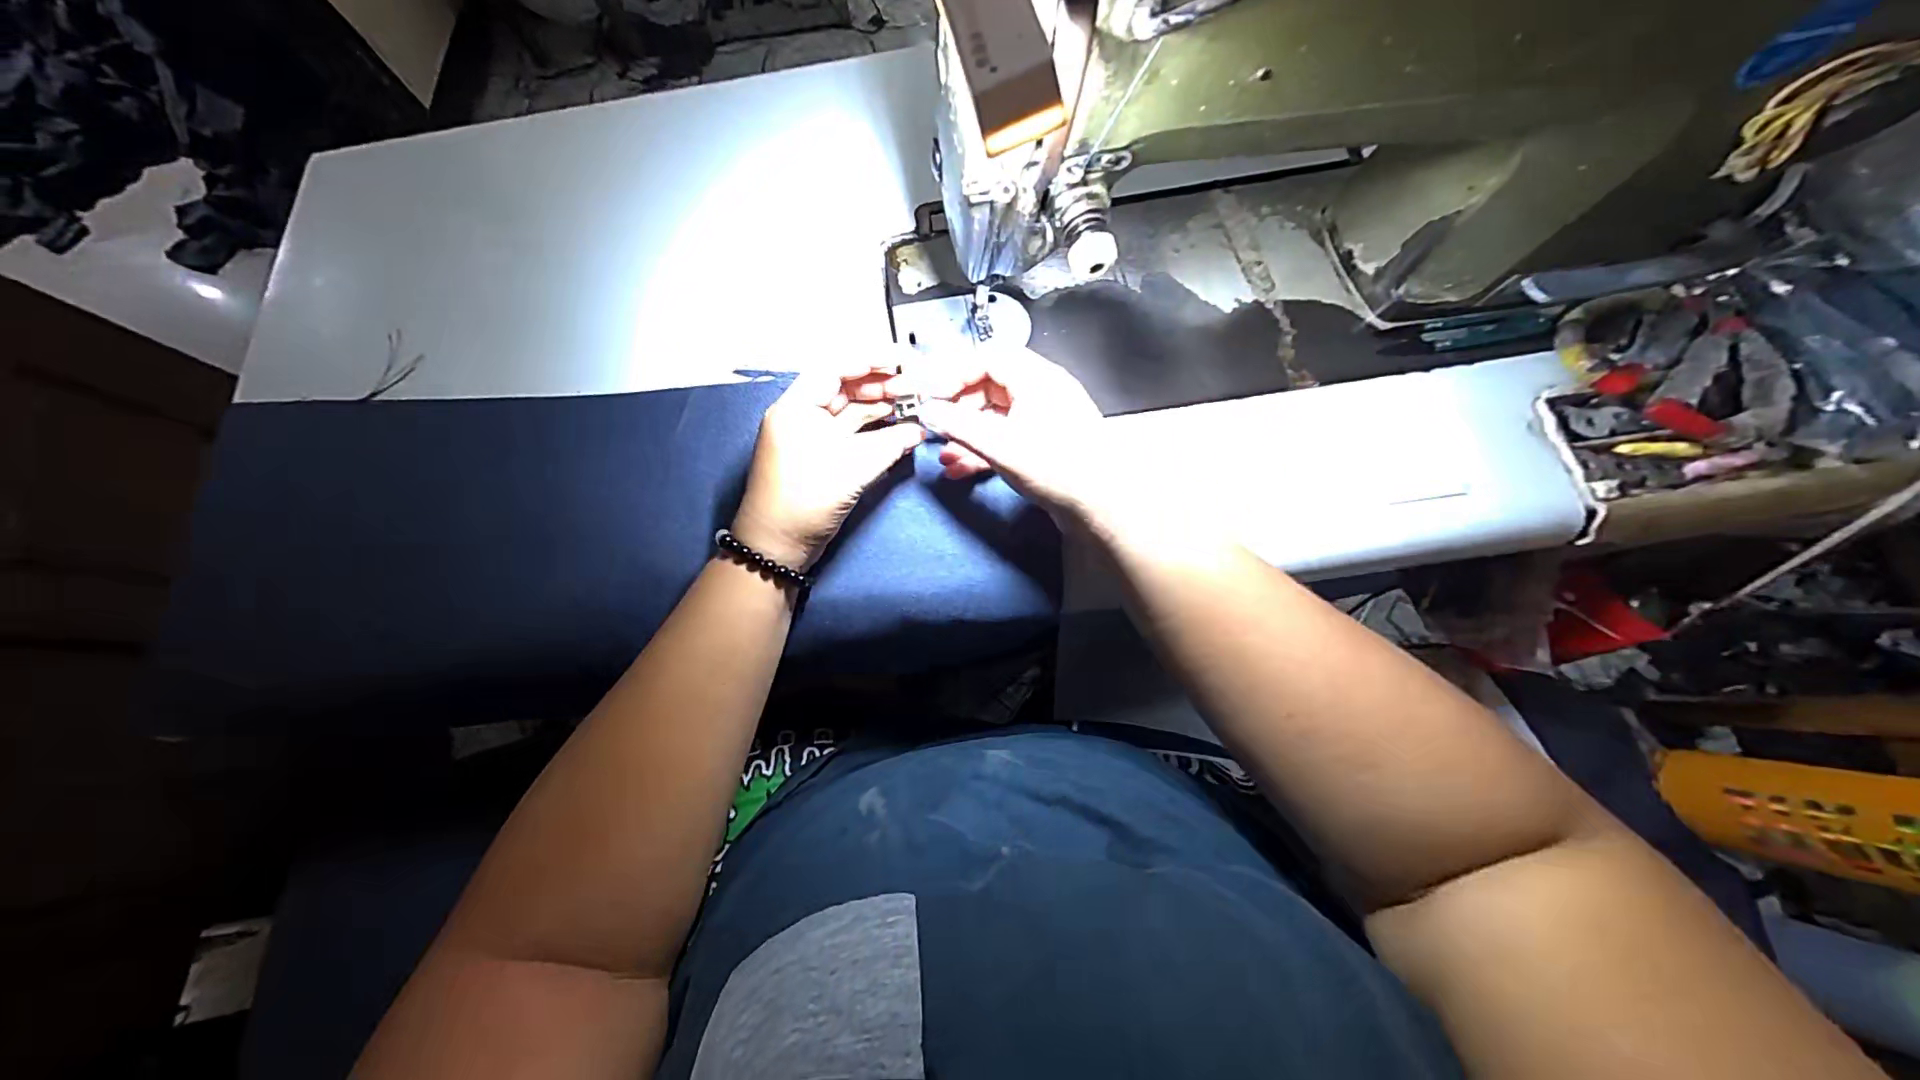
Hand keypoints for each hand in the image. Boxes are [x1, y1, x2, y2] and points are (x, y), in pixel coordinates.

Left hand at [731, 360, 923, 570]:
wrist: (776, 545)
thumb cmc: (804, 500)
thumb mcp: (852, 468)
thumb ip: (890, 445)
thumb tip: (918, 430)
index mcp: (797, 407)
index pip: (836, 367)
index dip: (871, 359)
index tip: (904, 360)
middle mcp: (803, 415)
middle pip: (846, 387)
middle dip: (883, 385)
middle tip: (918, 387)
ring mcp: (813, 437)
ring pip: (852, 411)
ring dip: (883, 408)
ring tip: (917, 406)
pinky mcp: (823, 457)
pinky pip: (853, 434)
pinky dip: (877, 432)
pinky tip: (903, 430)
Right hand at [913, 347, 1112, 523]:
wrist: (1101, 508)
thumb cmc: (1061, 470)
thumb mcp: (998, 444)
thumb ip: (957, 425)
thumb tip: (930, 411)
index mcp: (1037, 378)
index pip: (986, 358)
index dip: (953, 374)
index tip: (931, 394)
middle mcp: (1043, 392)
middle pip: (989, 386)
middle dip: (958, 407)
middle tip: (937, 423)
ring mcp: (1046, 420)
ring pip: (996, 416)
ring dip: (967, 433)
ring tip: (945, 452)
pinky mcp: (1046, 445)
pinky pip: (1007, 437)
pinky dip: (983, 448)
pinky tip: (963, 466)